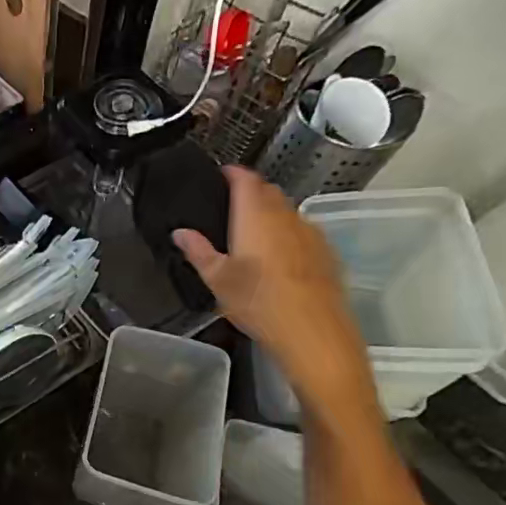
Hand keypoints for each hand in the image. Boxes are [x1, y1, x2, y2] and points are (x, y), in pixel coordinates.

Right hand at [173, 167, 366, 373]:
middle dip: (251, 191)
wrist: (313, 331)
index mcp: (254, 215)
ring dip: (271, 212)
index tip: (222, 175)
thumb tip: (180, 233)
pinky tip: (281, 256)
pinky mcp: (325, 251)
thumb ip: (198, 251)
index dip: (232, 173)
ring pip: (287, 210)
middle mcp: (284, 215)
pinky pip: (303, 231)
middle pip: (268, 190)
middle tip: (232, 204)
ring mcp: (309, 232)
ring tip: (254, 230)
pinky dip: (289, 233)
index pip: (244, 179)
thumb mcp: (218, 280)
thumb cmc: (259, 302)